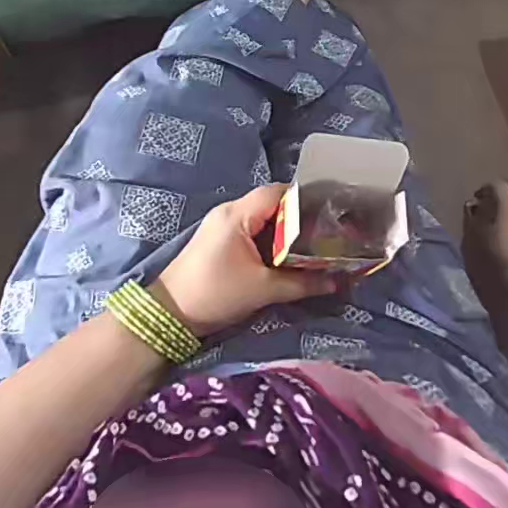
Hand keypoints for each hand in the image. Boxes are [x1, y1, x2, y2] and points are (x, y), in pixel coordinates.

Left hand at [153, 184, 334, 335]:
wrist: (170, 314)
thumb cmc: (215, 294)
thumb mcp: (263, 290)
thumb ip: (302, 283)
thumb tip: (337, 282)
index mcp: (237, 215)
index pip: (277, 192)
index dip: (304, 200)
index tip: (328, 215)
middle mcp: (228, 212)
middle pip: (272, 204)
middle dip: (299, 217)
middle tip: (326, 233)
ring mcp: (222, 226)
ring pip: (263, 219)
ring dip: (285, 231)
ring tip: (312, 245)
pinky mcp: (220, 242)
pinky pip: (252, 231)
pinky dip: (270, 240)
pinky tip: (287, 256)